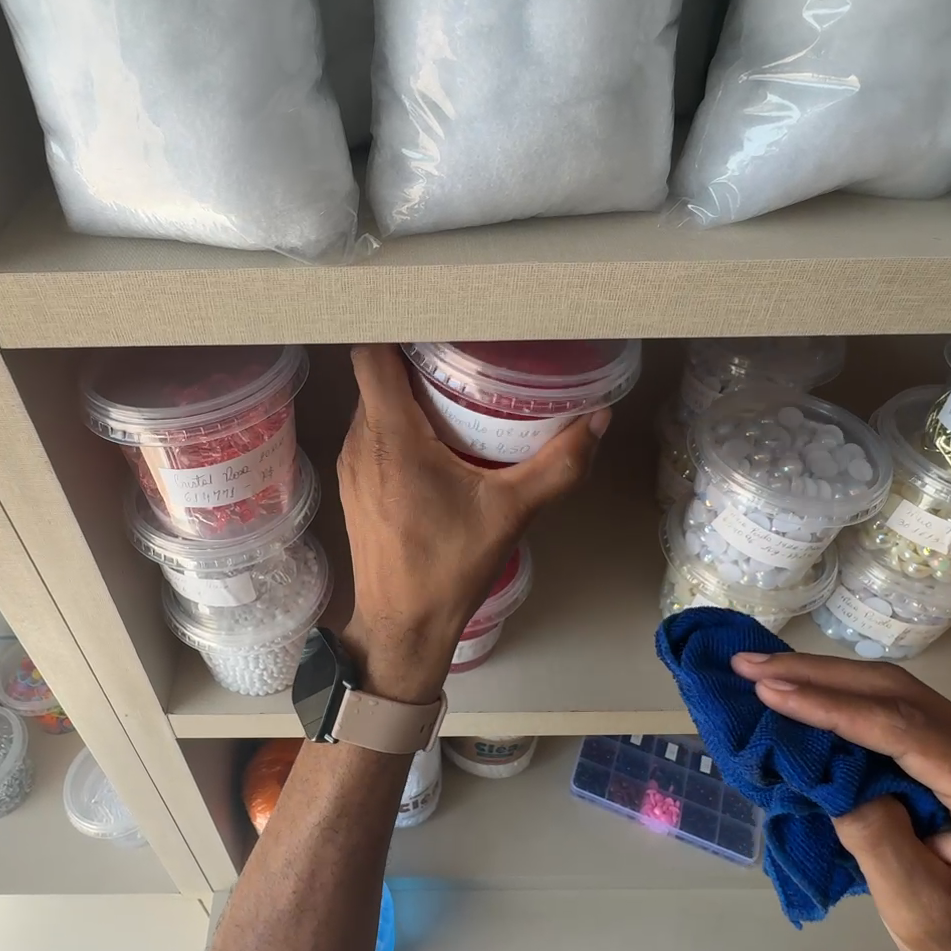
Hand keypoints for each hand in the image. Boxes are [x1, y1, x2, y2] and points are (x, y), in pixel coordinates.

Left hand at [336, 344, 607, 703]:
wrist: (401, 625)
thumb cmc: (449, 566)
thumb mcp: (511, 513)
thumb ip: (559, 465)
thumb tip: (598, 420)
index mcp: (391, 437)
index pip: (370, 356)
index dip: (396, 330)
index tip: (437, 326)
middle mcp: (360, 442)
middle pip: (374, 377)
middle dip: (413, 362)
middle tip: (463, 357)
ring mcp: (351, 465)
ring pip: (371, 407)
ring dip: (405, 396)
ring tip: (453, 394)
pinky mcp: (353, 486)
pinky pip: (370, 435)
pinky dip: (396, 425)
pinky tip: (435, 441)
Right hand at [730, 651, 950, 950]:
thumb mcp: (922, 913)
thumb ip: (876, 837)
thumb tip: (826, 772)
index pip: (909, 732)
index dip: (833, 707)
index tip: (768, 691)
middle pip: (902, 696)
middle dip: (819, 676)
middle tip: (748, 665)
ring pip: (899, 694)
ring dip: (827, 679)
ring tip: (763, 670)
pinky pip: (899, 713)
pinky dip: (844, 697)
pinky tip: (806, 691)